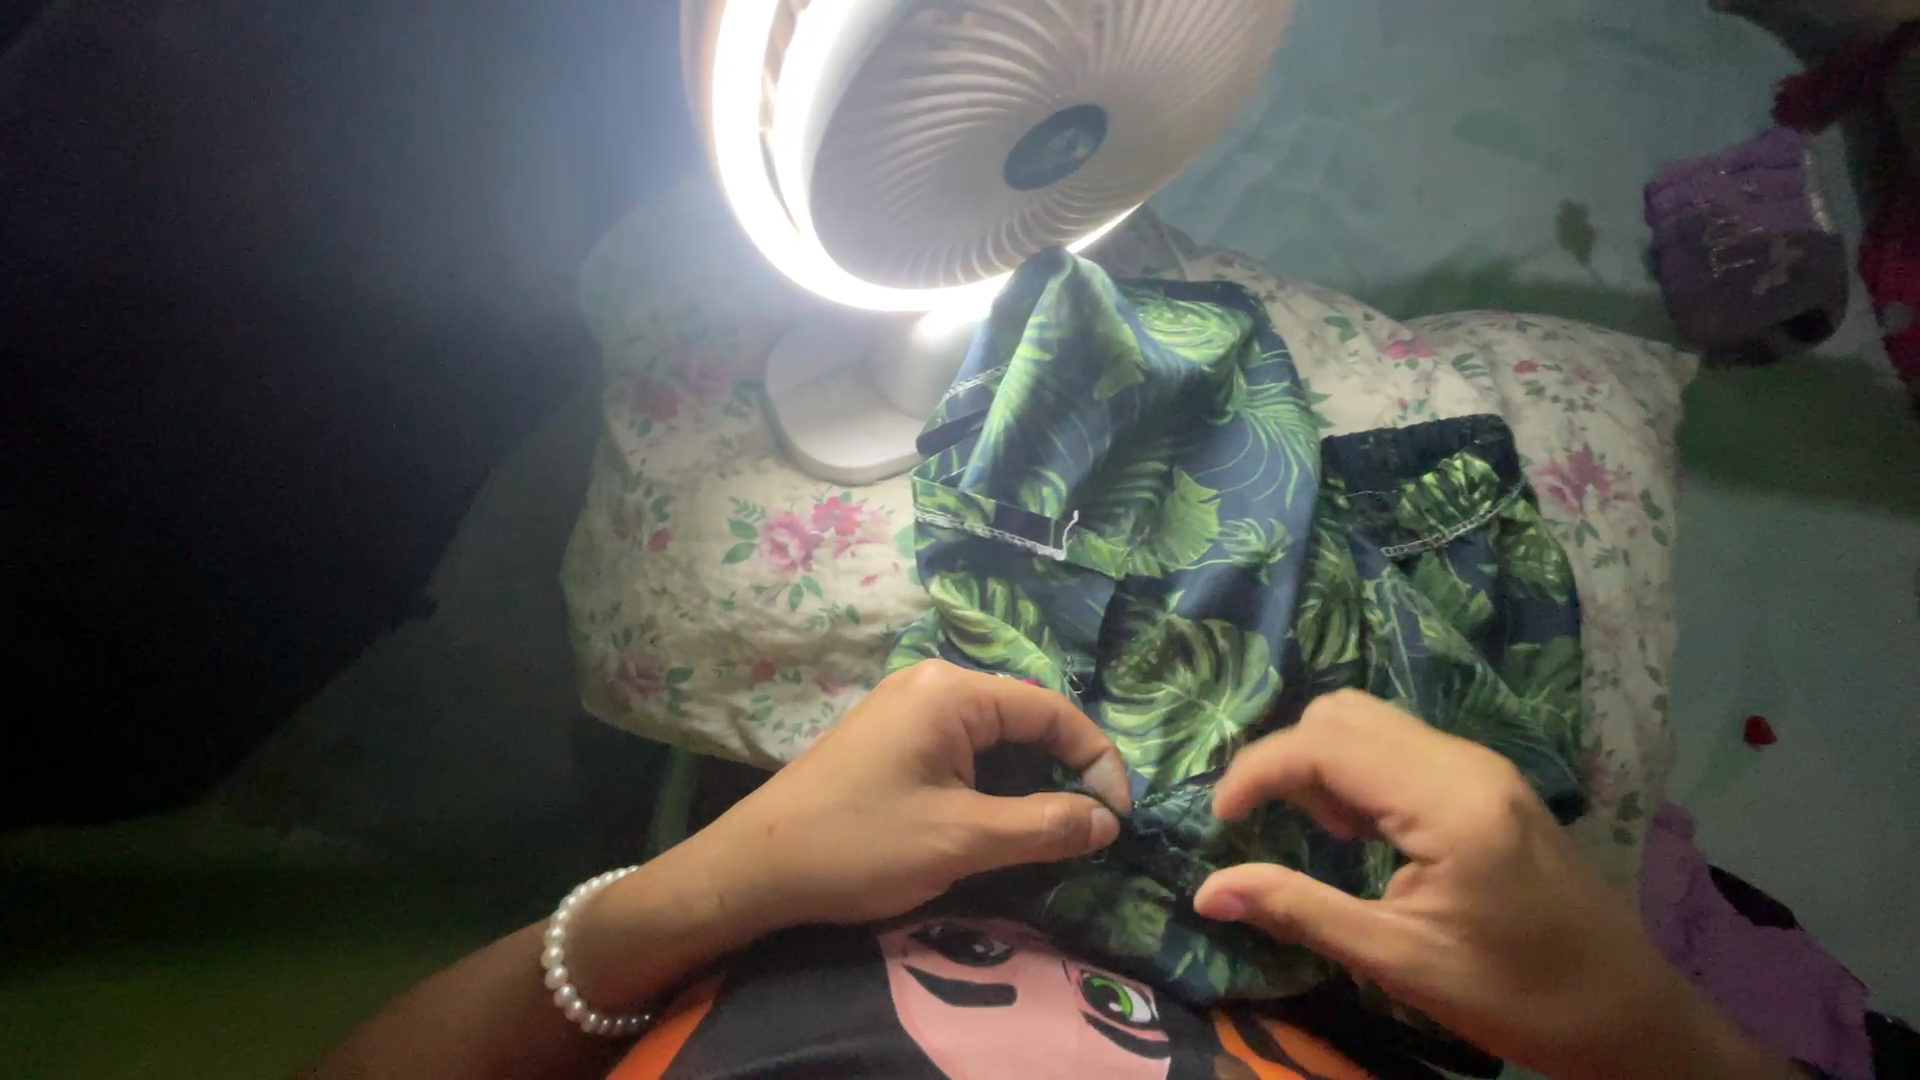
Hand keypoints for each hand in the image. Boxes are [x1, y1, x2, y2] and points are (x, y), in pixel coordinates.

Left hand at [689, 660, 1131, 933]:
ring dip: (1029, 773)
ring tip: (1052, 822)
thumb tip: (1107, 820)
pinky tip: (999, 809)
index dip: (1096, 759)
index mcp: (953, 691)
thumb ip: (1043, 825)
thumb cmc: (860, 845)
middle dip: (1064, 765)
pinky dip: (992, 774)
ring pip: (994, 731)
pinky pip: (962, 742)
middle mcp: (933, 681)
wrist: (755, 866)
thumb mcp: (961, 838)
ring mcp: (909, 702)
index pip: (1052, 710)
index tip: (1118, 817)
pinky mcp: (893, 730)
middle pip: (1025, 714)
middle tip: (1089, 823)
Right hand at [1192, 690, 1791, 1079]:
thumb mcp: (1401, 963)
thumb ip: (1298, 912)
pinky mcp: (1479, 773)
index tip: (1222, 817)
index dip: (1257, 771)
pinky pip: (1388, 739)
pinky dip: (1351, 767)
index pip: (1323, 746)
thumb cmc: (1521, 998)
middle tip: (1282, 826)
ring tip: (1329, 830)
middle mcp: (1461, 761)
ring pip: (1361, 717)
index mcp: (1449, 804)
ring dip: (1319, 759)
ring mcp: (1475, 761)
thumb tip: (1206, 893)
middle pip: (1338, 715)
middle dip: (1288, 761)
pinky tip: (1365, 827)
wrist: (1637, 1020)